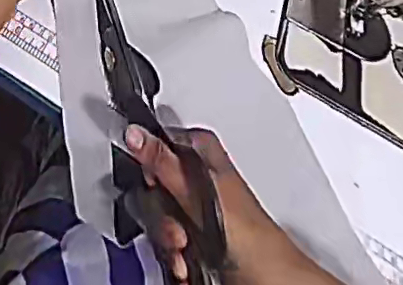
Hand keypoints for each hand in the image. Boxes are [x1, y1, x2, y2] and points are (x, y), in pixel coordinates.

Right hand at [126, 125, 341, 284]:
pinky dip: (172, 253)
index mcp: (200, 149)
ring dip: (167, 238)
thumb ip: (163, 160)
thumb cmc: (248, 235)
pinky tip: (186, 261)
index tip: (152, 188)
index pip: (154, 145)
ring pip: (157, 215)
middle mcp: (196, 172)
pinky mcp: (192, 232)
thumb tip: (135, 132)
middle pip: (153, 186)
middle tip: (178, 229)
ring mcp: (193, 204)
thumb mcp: (198, 191)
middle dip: (162, 215)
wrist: (267, 280)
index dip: (148, 170)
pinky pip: (165, 238)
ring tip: (186, 248)